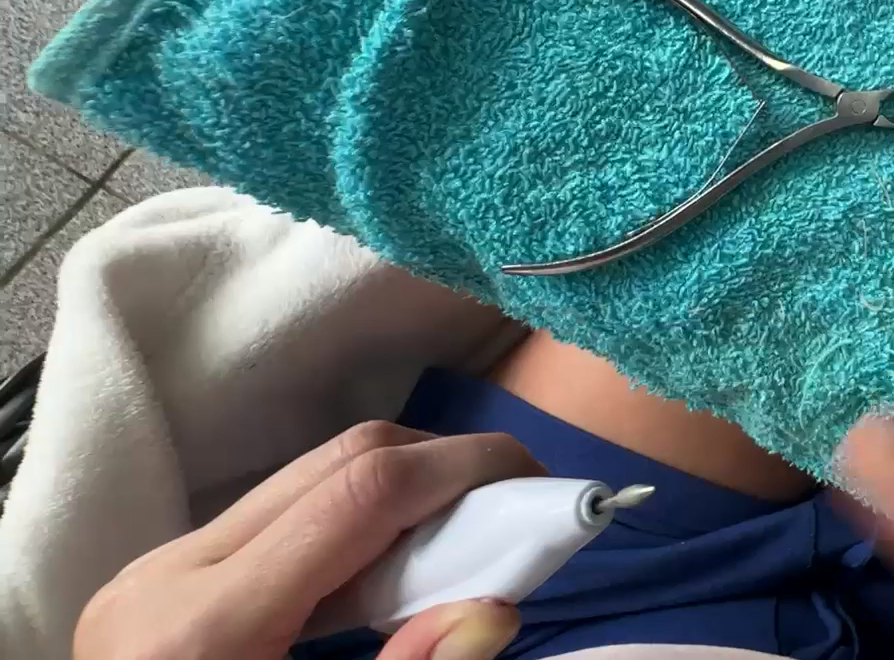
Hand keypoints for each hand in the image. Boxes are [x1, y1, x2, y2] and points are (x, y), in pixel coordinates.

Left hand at [75, 422, 543, 659]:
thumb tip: (500, 607)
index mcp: (201, 632)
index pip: (366, 490)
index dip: (470, 465)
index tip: (536, 484)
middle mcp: (170, 574)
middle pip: (354, 455)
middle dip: (453, 462)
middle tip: (509, 504)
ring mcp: (163, 563)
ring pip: (329, 462)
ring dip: (417, 476)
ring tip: (454, 533)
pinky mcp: (174, 565)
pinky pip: (303, 494)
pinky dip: (374, 502)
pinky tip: (391, 556)